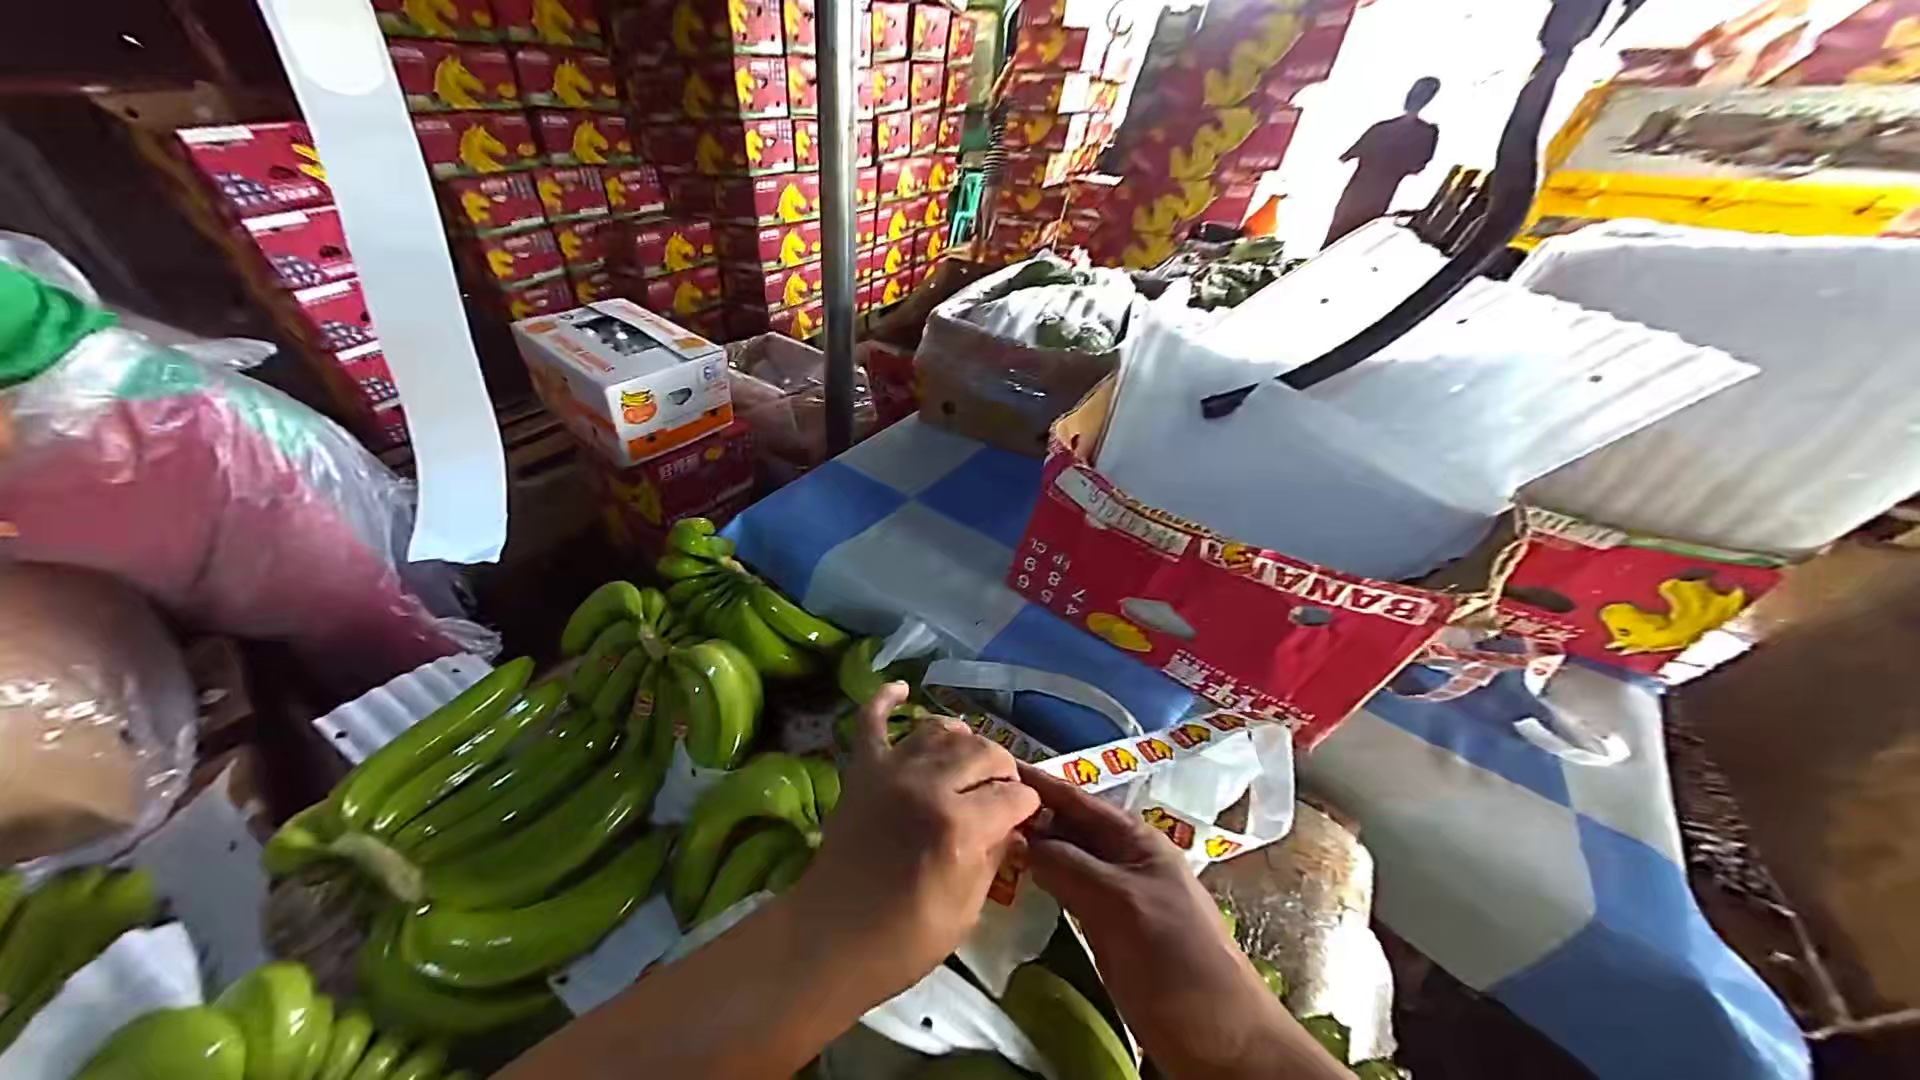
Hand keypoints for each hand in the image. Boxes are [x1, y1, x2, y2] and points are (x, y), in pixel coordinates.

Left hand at [788, 683, 1039, 1004]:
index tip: (1026, 814)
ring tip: (970, 757)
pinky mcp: (862, 770)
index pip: (1012, 796)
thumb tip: (1012, 825)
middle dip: (1003, 769)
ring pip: (939, 731)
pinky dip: (884, 700)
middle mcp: (928, 786)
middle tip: (1002, 789)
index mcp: (959, 826)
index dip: (1026, 805)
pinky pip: (872, 721)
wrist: (830, 938)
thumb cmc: (905, 938)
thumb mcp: (967, 908)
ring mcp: (891, 771)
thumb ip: (994, 856)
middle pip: (983, 753)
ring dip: (963, 740)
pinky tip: (901, 687)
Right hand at [1021, 763, 1348, 1079]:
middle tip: (979, 801)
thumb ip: (1070, 866)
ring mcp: (1116, 892)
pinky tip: (1018, 877)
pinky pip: (1068, 888)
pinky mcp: (1109, 925)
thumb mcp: (1120, 904)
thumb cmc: (1175, 961)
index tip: (998, 763)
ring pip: (1066, 856)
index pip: (1076, 800)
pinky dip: (1043, 878)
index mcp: (1134, 840)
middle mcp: (1123, 858)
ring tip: (989, 833)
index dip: (1038, 781)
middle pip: (1069, 825)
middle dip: (1031, 811)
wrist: (1222, 1042)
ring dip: (1033, 844)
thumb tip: (1021, 839)